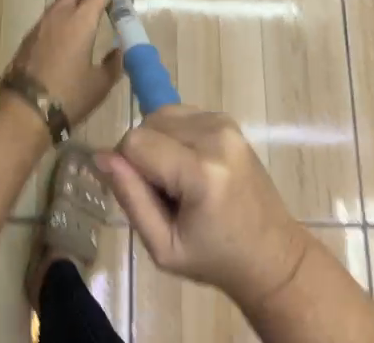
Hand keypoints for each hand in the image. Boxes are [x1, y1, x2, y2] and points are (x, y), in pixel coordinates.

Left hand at [6, 0, 128, 126]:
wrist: (23, 111)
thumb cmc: (68, 97)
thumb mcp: (100, 84)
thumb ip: (113, 64)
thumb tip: (119, 52)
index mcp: (81, 22)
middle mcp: (61, 16)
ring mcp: (43, 25)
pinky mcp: (32, 37)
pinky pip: (54, 11)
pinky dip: (66, 4)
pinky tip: (70, 13)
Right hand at [95, 107, 310, 307]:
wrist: (272, 254)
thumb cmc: (216, 258)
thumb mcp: (164, 248)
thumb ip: (130, 198)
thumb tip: (101, 156)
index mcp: (202, 172)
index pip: (136, 142)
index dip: (126, 168)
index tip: (145, 198)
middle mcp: (215, 136)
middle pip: (147, 123)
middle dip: (142, 155)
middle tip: (163, 194)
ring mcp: (224, 123)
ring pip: (161, 115)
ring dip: (157, 143)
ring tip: (177, 180)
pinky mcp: (227, 119)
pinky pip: (179, 115)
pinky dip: (173, 135)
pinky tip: (188, 165)